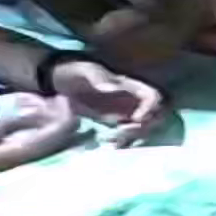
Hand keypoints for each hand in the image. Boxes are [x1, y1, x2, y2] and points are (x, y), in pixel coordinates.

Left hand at [49, 59, 166, 145]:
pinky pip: (131, 134)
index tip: (136, 118)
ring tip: (112, 139)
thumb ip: (98, 77)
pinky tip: (112, 144)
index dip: (150, 108)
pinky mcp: (119, 122)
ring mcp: (129, 112)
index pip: (153, 97)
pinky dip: (126, 141)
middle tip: (122, 131)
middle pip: (156, 115)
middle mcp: (137, 100)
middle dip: (145, 125)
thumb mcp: (83, 70)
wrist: (59, 82)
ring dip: (135, 136)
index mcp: (134, 87)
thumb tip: (112, 88)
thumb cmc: (74, 73)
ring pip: (146, 127)